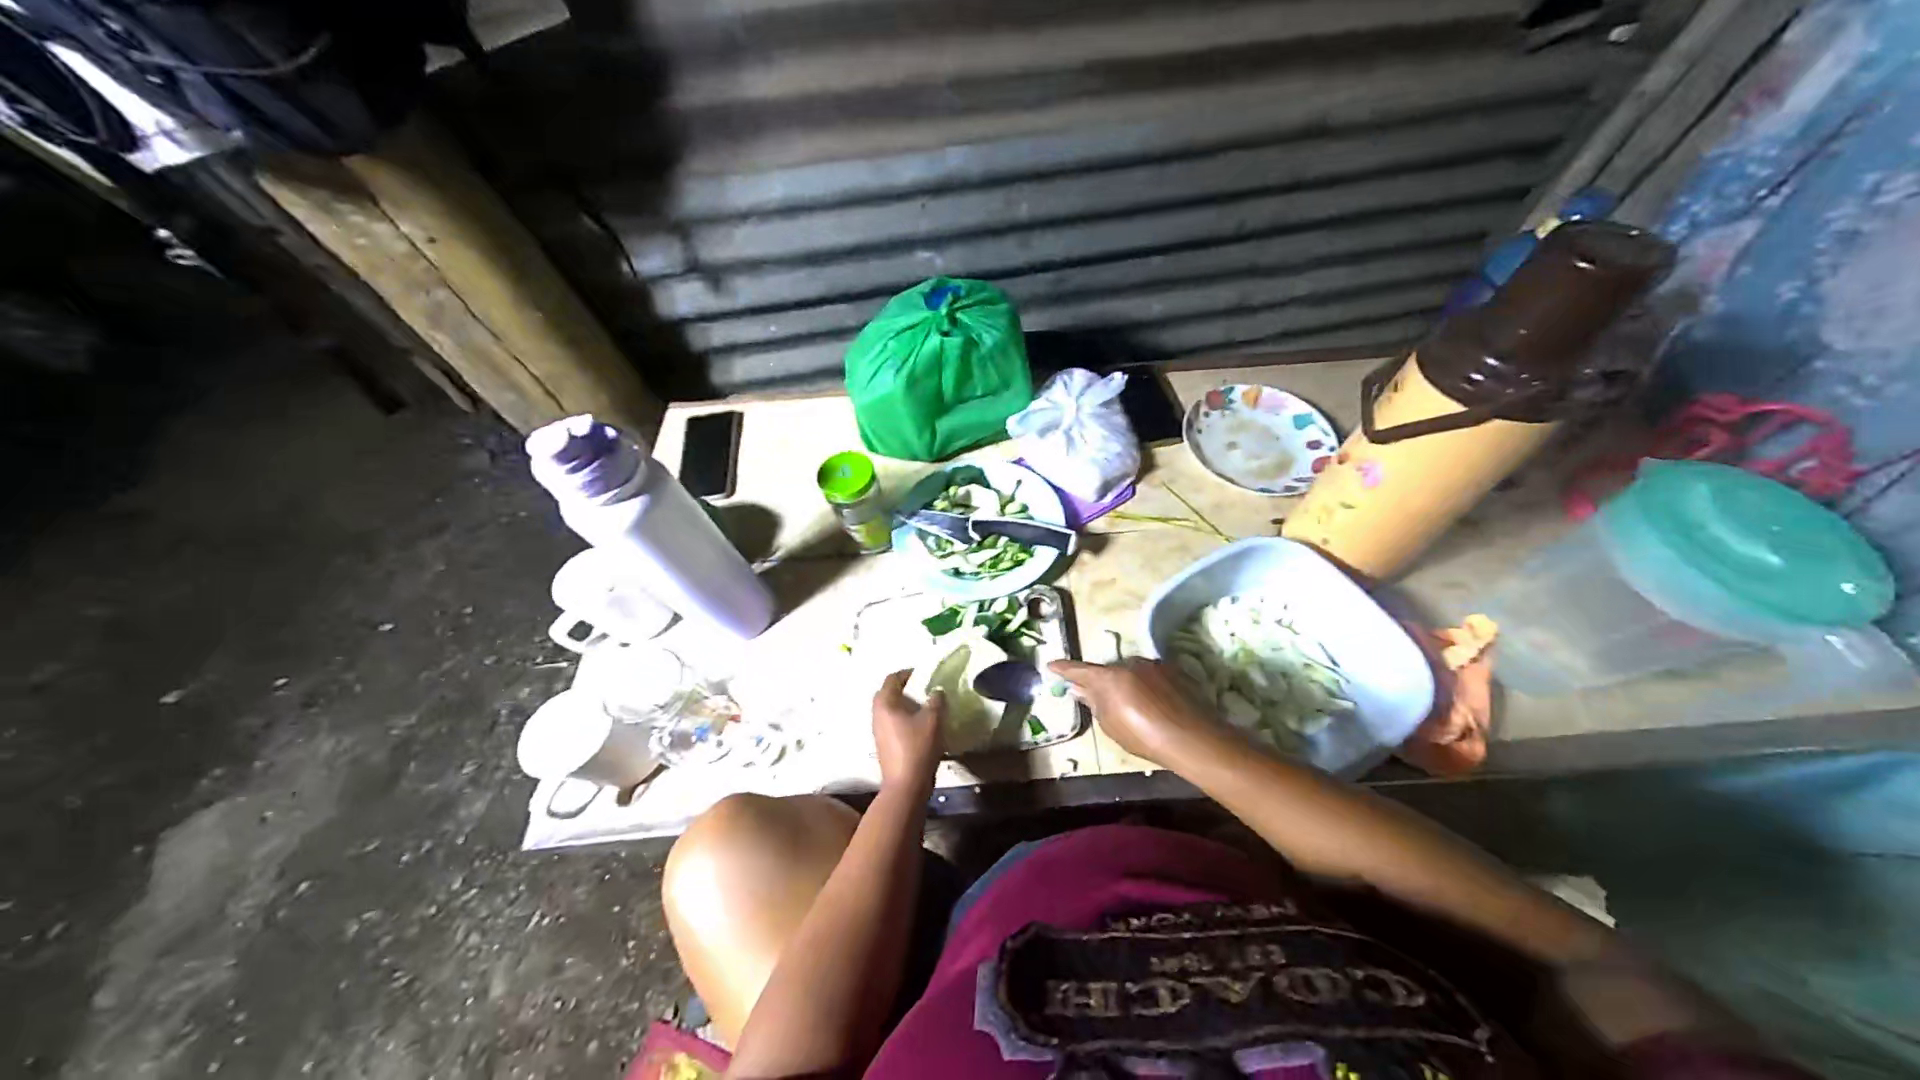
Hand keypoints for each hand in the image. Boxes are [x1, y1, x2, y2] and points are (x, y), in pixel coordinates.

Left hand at [872, 669, 944, 792]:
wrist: (906, 785)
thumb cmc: (918, 747)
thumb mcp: (933, 719)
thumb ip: (936, 700)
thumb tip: (937, 691)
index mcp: (885, 703)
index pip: (892, 678)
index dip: (908, 673)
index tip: (925, 676)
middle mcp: (876, 714)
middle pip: (889, 693)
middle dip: (907, 689)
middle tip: (926, 690)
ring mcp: (878, 730)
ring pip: (891, 709)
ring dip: (906, 705)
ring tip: (926, 708)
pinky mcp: (883, 744)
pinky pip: (893, 723)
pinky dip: (905, 719)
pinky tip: (921, 726)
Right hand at [1049, 658, 1229, 767]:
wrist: (1191, 737)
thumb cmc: (1142, 736)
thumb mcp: (1110, 725)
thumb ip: (1094, 703)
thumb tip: (1080, 689)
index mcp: (1107, 677)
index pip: (1078, 670)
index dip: (1063, 669)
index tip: (1051, 665)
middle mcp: (1128, 662)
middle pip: (1108, 670)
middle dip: (1103, 682)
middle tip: (1101, 699)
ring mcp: (1153, 664)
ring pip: (1131, 671)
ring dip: (1127, 683)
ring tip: (1134, 706)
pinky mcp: (1173, 669)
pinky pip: (1150, 675)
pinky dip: (1147, 686)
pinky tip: (1154, 704)